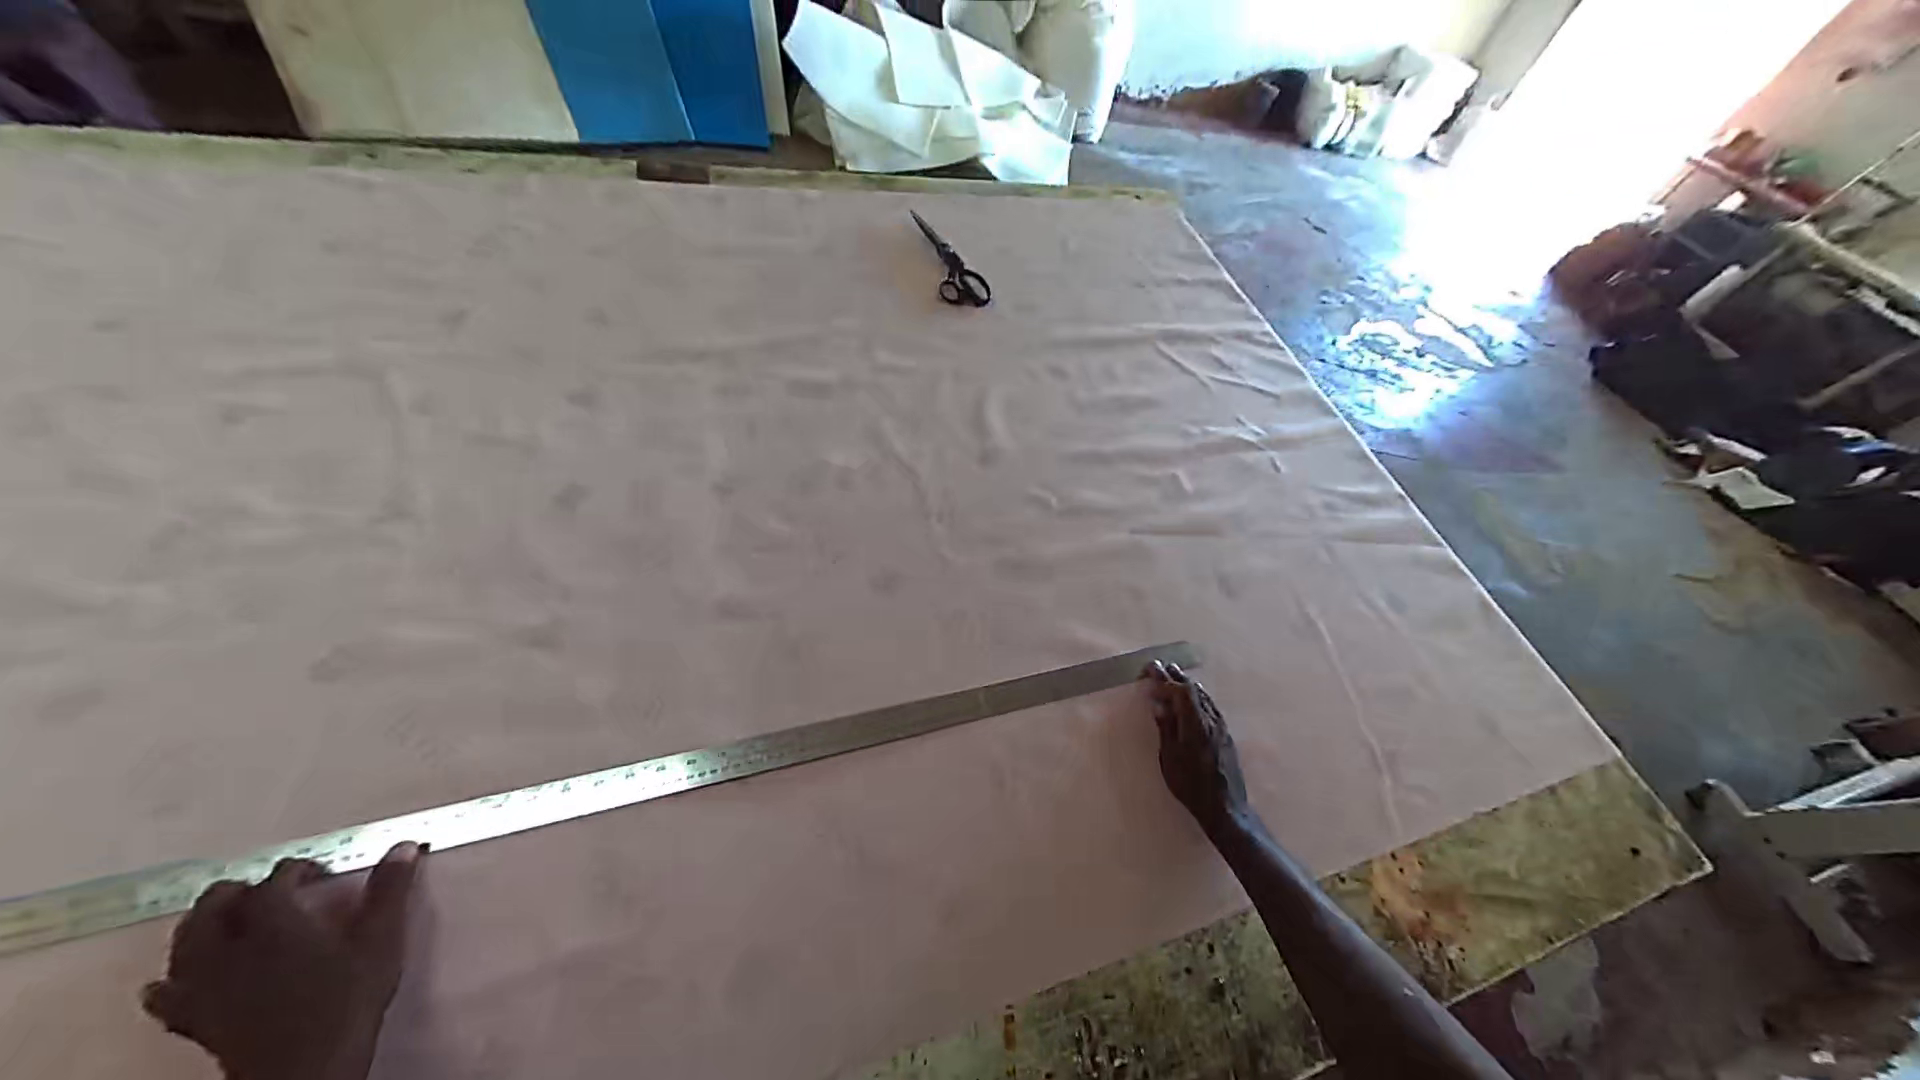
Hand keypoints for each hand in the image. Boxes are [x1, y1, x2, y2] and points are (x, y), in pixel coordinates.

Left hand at [141, 842, 425, 1079]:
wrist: (307, 1066)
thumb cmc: (348, 997)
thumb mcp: (382, 937)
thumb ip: (390, 890)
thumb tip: (405, 847)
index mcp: (275, 924)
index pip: (275, 880)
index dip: (298, 869)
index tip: (320, 871)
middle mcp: (230, 949)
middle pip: (215, 905)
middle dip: (241, 890)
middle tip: (273, 891)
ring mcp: (204, 987)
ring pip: (184, 943)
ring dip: (204, 924)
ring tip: (229, 920)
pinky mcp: (192, 1020)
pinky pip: (166, 994)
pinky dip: (172, 978)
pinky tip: (177, 978)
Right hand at [1145, 660, 1251, 834]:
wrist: (1225, 808)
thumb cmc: (1190, 785)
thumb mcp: (1169, 757)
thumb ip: (1166, 727)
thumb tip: (1158, 703)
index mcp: (1195, 723)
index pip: (1180, 691)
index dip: (1164, 678)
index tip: (1149, 670)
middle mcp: (1211, 720)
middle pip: (1194, 689)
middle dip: (1175, 676)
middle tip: (1159, 667)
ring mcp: (1221, 727)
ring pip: (1204, 696)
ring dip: (1187, 684)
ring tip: (1173, 676)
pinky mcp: (1225, 735)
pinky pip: (1210, 706)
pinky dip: (1197, 696)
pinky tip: (1192, 699)